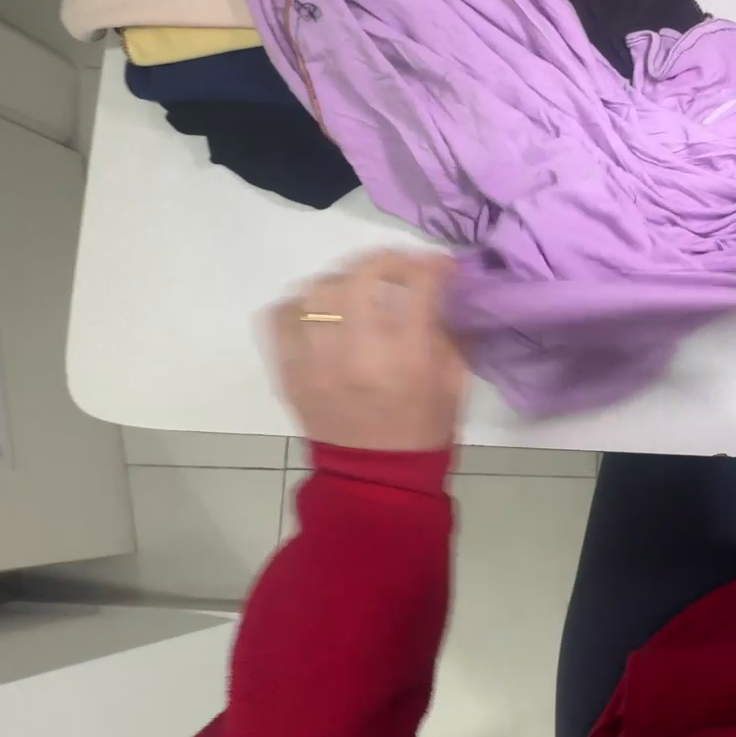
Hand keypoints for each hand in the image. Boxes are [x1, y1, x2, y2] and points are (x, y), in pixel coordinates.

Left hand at [270, 250, 467, 451]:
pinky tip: (321, 309)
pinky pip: (281, 316)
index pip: (418, 286)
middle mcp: (360, 354)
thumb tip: (433, 294)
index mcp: (410, 360)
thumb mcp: (454, 383)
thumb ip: (443, 334)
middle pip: (362, 277)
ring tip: (357, 286)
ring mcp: (316, 361)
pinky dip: (301, 303)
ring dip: (343, 278)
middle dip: (386, 260)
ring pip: (318, 291)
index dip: (432, 265)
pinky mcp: (289, 371)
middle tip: (399, 265)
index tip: (440, 265)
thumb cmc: (425, 429)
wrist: (376, 477)